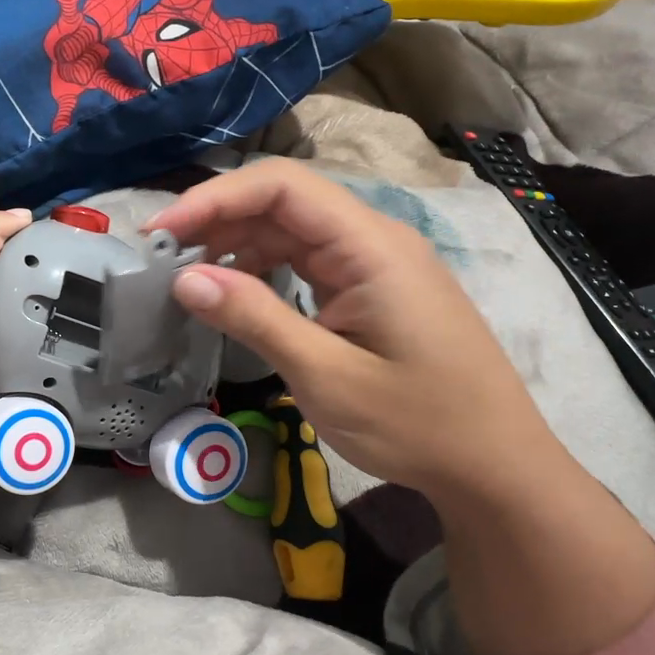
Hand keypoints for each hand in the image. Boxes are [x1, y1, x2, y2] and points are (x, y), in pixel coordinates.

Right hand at [148, 157, 558, 497]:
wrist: (495, 467)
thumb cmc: (417, 424)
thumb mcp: (325, 377)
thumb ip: (254, 319)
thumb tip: (183, 279)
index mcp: (371, 248)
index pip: (281, 187)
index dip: (212, 199)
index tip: (159, 234)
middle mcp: (373, 240)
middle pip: (281, 201)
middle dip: (215, 220)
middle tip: (160, 258)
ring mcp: (373, 263)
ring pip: (288, 228)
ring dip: (233, 244)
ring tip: (184, 277)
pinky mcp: (369, 287)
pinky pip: (304, 258)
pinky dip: (259, 268)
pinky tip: (231, 294)